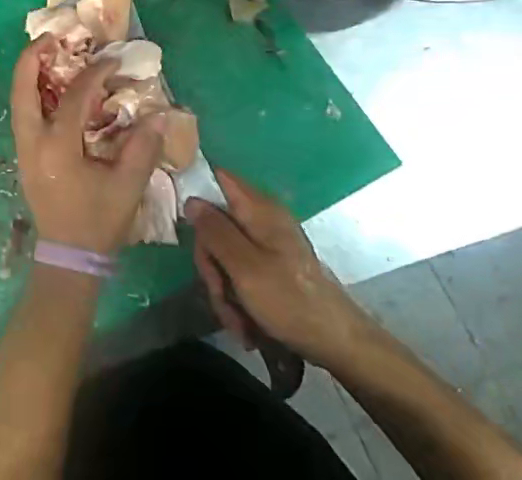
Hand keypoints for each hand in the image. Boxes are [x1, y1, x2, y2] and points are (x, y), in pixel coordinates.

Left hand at [9, 38, 163, 255]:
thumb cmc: (98, 222)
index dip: (95, 74)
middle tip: (51, 38)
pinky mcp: (26, 158)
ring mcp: (24, 151)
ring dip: (29, 75)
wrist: (68, 258)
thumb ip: (142, 148)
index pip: (75, 97)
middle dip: (32, 60)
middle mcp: (33, 144)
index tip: (113, 61)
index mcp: (58, 148)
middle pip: (22, 91)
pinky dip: (33, 93)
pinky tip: (50, 87)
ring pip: (18, 102)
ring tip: (46, 53)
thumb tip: (160, 115)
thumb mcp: (127, 187)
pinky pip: (24, 115)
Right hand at [188, 169, 378, 371]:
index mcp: (259, 209)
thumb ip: (216, 232)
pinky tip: (246, 324)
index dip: (198, 196)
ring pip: (226, 256)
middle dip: (213, 266)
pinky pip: (241, 274)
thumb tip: (191, 200)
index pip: (219, 180)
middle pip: (217, 227)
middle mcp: (263, 219)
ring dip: (225, 291)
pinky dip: (239, 299)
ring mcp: (268, 244)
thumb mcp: (245, 268)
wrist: (334, 340)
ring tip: (237, 320)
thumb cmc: (290, 300)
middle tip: (219, 294)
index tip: (186, 228)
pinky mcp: (272, 267)